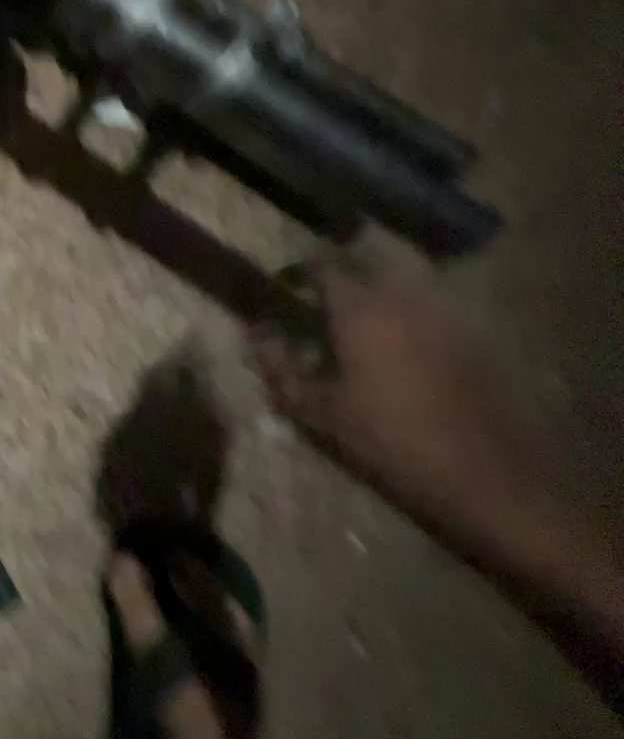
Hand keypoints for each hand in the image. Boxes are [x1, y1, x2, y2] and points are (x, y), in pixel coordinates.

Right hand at [249, 253, 541, 526]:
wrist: (482, 471)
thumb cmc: (384, 436)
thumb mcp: (313, 407)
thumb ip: (277, 364)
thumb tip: (256, 331)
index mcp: (362, 312)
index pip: (326, 268)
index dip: (299, 270)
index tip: (279, 282)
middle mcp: (406, 303)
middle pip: (367, 270)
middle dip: (336, 281)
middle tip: (309, 304)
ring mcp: (446, 319)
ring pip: (399, 291)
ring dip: (369, 300)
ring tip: (344, 327)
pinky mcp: (470, 341)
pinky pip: (423, 314)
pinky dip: (398, 321)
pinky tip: (384, 351)